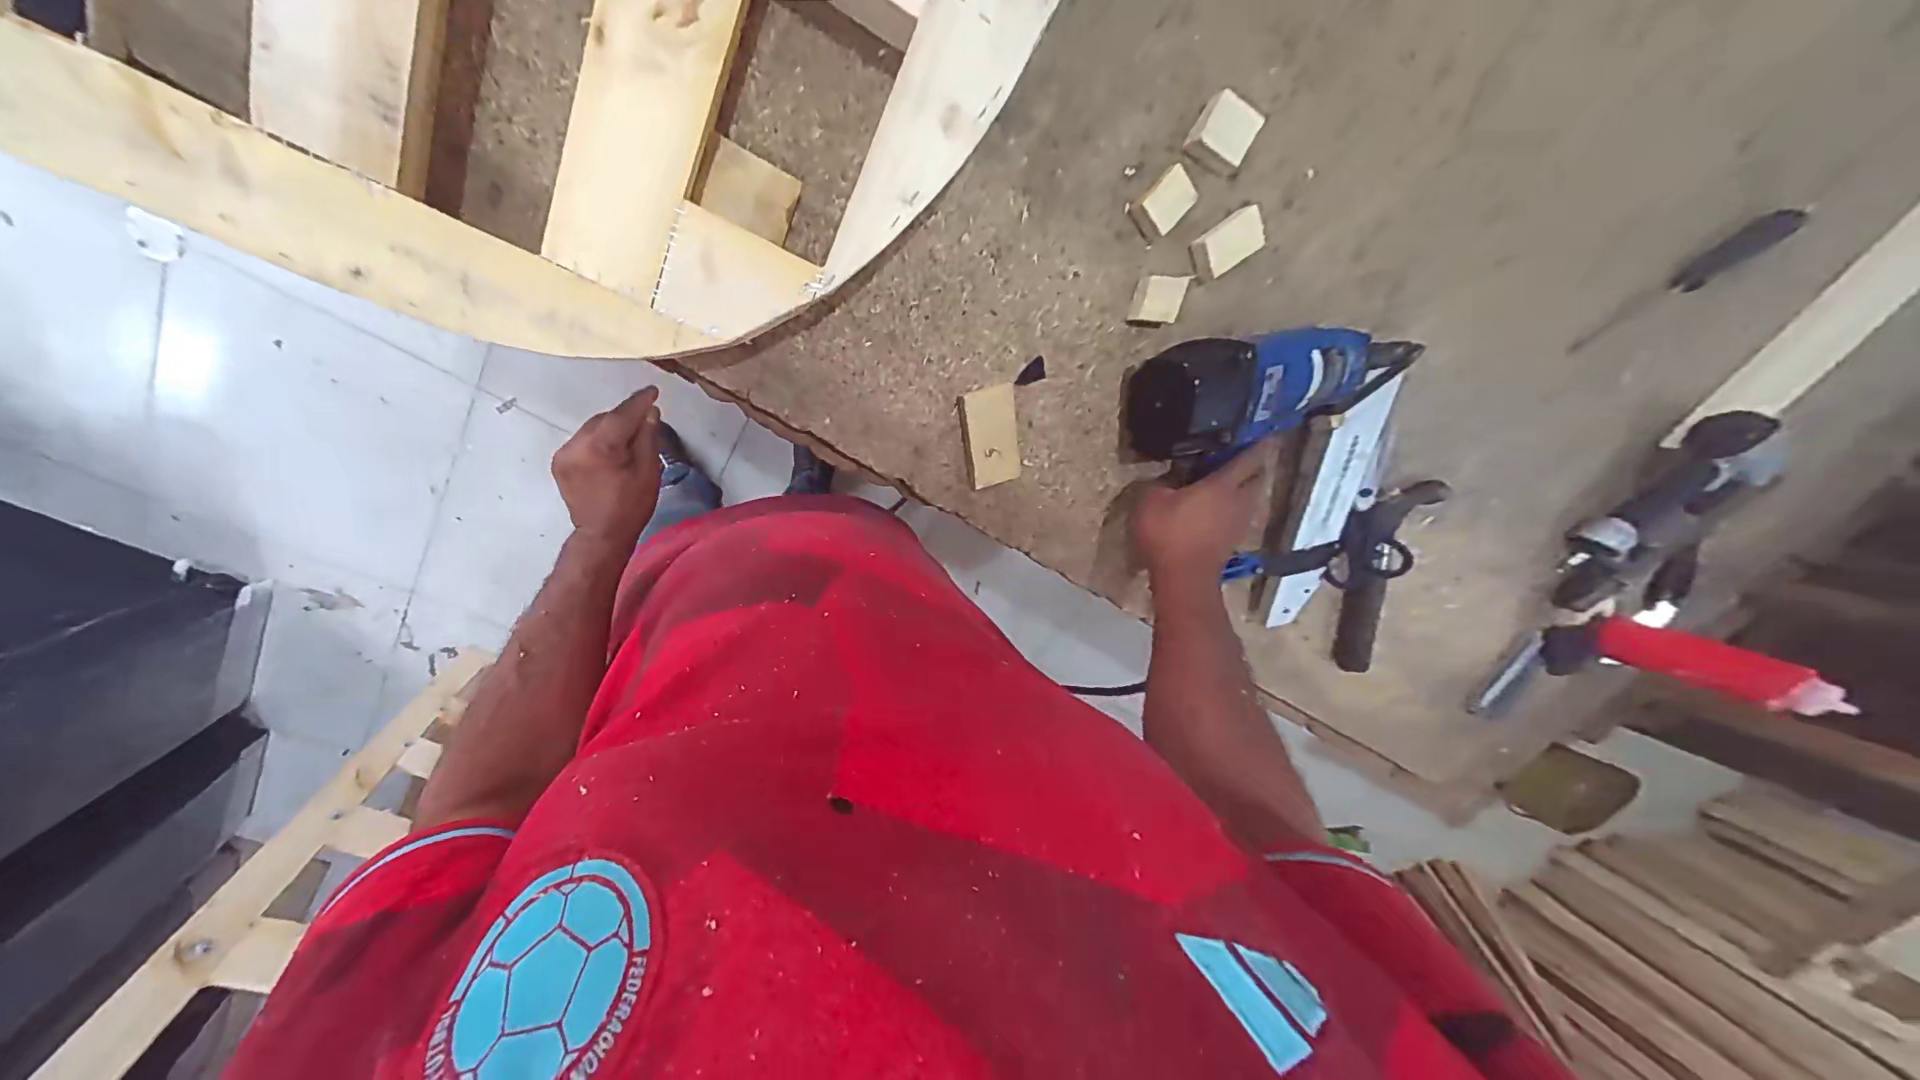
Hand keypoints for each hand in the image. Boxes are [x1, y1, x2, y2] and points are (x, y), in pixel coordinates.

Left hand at [551, 388, 663, 545]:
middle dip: (625, 417)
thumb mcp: (649, 472)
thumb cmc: (632, 506)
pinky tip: (611, 450)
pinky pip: (582, 441)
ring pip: (592, 428)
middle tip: (645, 420)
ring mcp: (565, 453)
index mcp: (601, 447)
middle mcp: (577, 445)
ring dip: (611, 428)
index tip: (652, 391)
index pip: (622, 415)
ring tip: (629, 437)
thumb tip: (649, 413)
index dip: (639, 402)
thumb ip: (647, 438)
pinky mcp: (560, 462)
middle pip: (605, 419)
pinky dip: (598, 439)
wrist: (602, 533)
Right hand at [1131, 440, 1275, 589]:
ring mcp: (1238, 524)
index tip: (1271, 434)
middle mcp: (1238, 502)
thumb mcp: (1151, 501)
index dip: (1261, 444)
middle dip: (1255, 467)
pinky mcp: (1231, 542)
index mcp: (1222, 485)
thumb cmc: (1168, 534)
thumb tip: (1170, 481)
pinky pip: (1239, 516)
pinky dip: (1233, 507)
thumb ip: (1162, 484)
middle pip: (1257, 479)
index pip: (1249, 458)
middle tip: (1241, 458)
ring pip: (1250, 499)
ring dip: (1244, 489)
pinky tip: (1217, 508)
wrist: (1182, 578)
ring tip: (1228, 483)